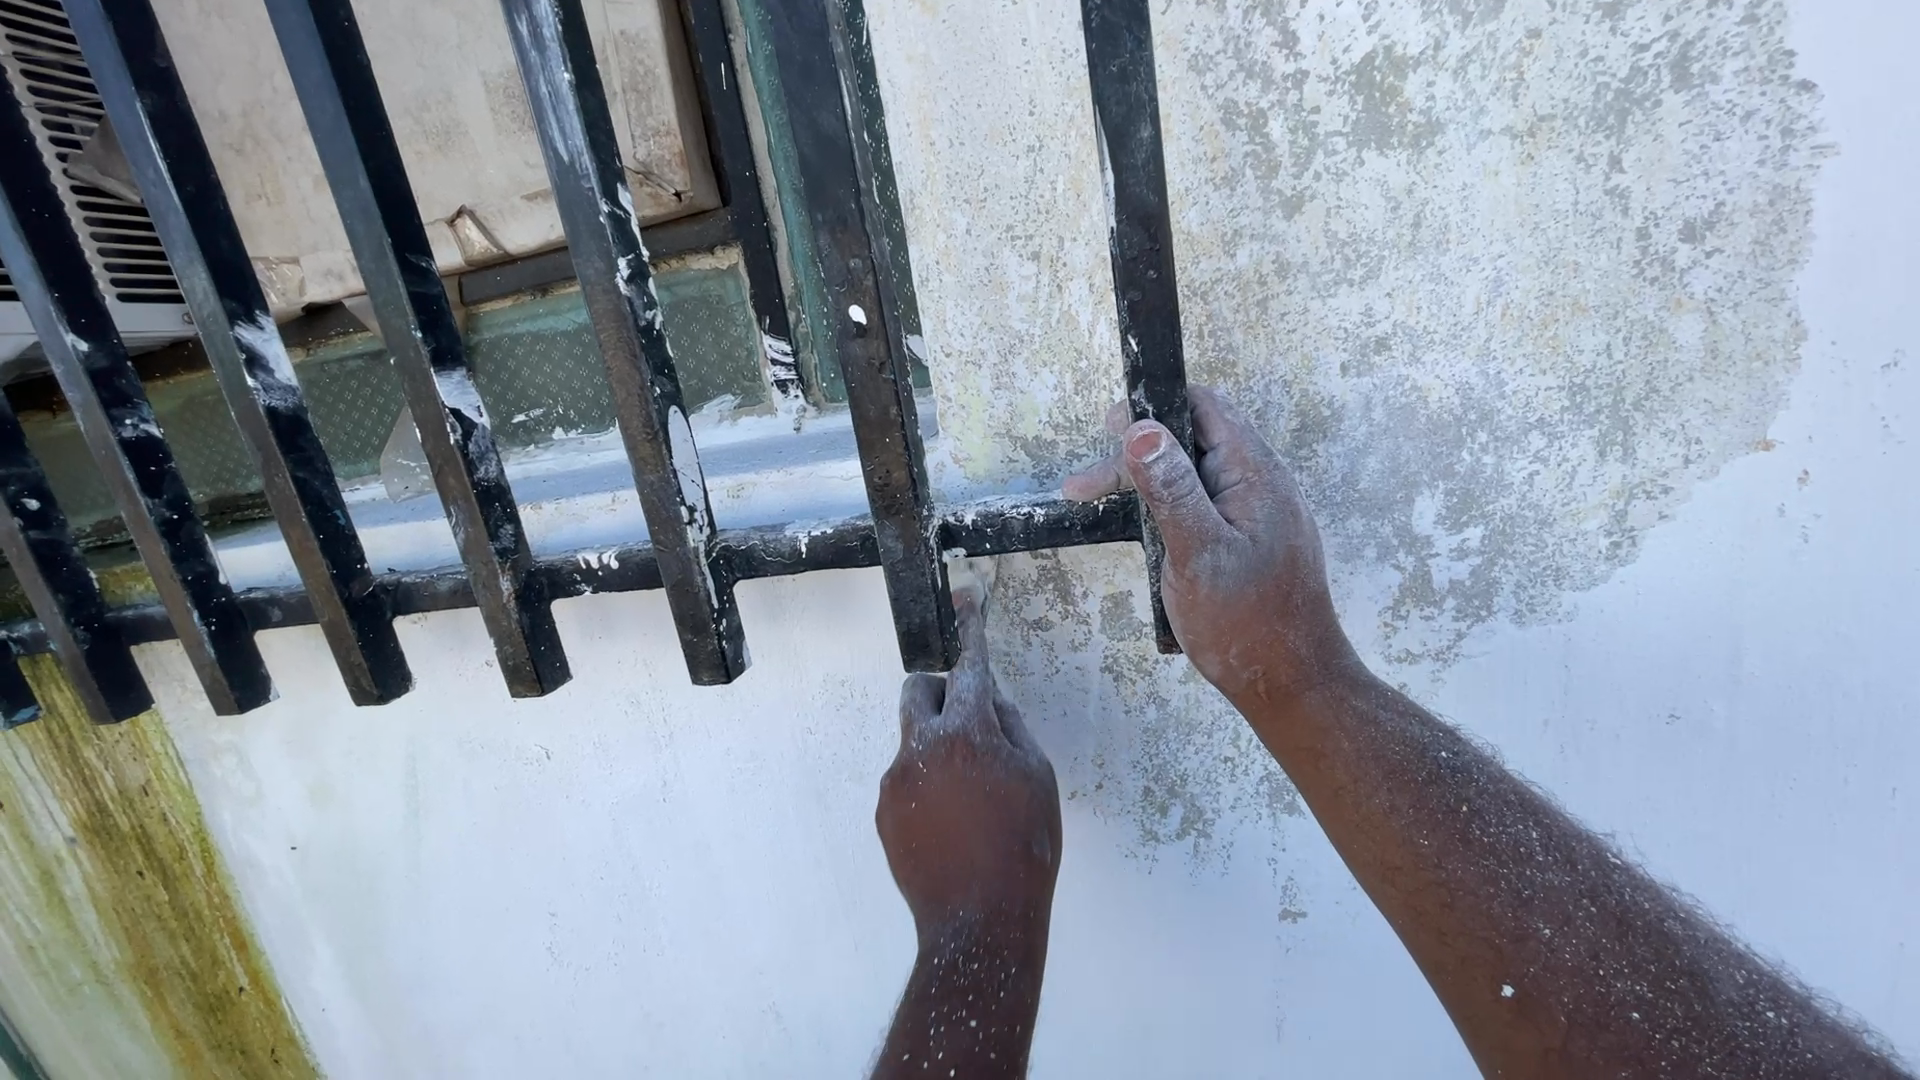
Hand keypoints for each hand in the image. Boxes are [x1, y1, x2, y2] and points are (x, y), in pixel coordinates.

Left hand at [876, 590, 1061, 942]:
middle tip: (968, 720)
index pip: (971, 668)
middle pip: (917, 688)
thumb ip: (1011, 727)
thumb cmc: (1024, 845)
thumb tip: (991, 699)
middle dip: (940, 689)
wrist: (980, 921)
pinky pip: (906, 776)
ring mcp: (897, 779)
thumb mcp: (1037, 777)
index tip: (966, 599)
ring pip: (913, 737)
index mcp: (968, 734)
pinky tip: (951, 821)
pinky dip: (927, 781)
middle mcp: (922, 747)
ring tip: (968, 795)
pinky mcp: (884, 809)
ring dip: (938, 744)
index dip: (971, 630)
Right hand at [1062, 385, 1357, 706]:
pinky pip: (1196, 505)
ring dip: (1141, 483)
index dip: (1155, 407)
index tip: (1108, 429)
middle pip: (1189, 442)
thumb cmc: (1244, 621)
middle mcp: (1256, 484)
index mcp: (1254, 474)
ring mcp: (1250, 513)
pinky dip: (1160, 507)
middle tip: (1082, 485)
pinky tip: (1135, 525)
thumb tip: (1140, 428)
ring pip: (1188, 476)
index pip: (1206, 408)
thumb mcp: (1198, 551)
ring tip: (1090, 501)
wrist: (1288, 683)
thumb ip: (1171, 488)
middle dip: (1134, 454)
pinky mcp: (1241, 539)